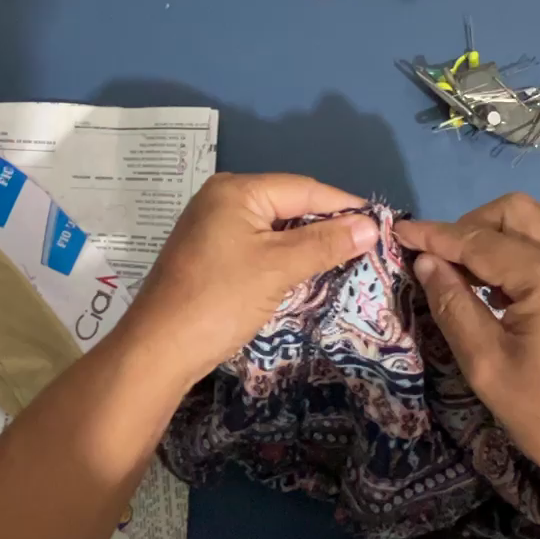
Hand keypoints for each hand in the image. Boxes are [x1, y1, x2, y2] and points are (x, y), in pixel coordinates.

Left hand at [119, 174, 374, 387]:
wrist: (158, 350)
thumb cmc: (220, 300)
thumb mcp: (278, 268)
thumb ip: (325, 243)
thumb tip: (371, 226)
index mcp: (236, 190)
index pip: (303, 188)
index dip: (343, 205)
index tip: (381, 223)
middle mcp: (222, 197)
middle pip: (288, 203)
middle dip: (326, 222)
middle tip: (366, 243)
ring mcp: (212, 225)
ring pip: (273, 226)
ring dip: (306, 240)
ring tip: (345, 256)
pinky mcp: (209, 252)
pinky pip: (257, 243)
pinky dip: (283, 253)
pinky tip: (305, 268)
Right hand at [396, 194, 539, 511]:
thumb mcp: (487, 365)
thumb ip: (452, 304)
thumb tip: (426, 261)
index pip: (478, 240)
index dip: (434, 235)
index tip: (398, 231)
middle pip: (513, 211)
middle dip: (469, 225)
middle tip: (441, 260)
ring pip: (537, 222)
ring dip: (496, 234)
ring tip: (467, 273)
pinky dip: (521, 250)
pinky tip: (501, 288)